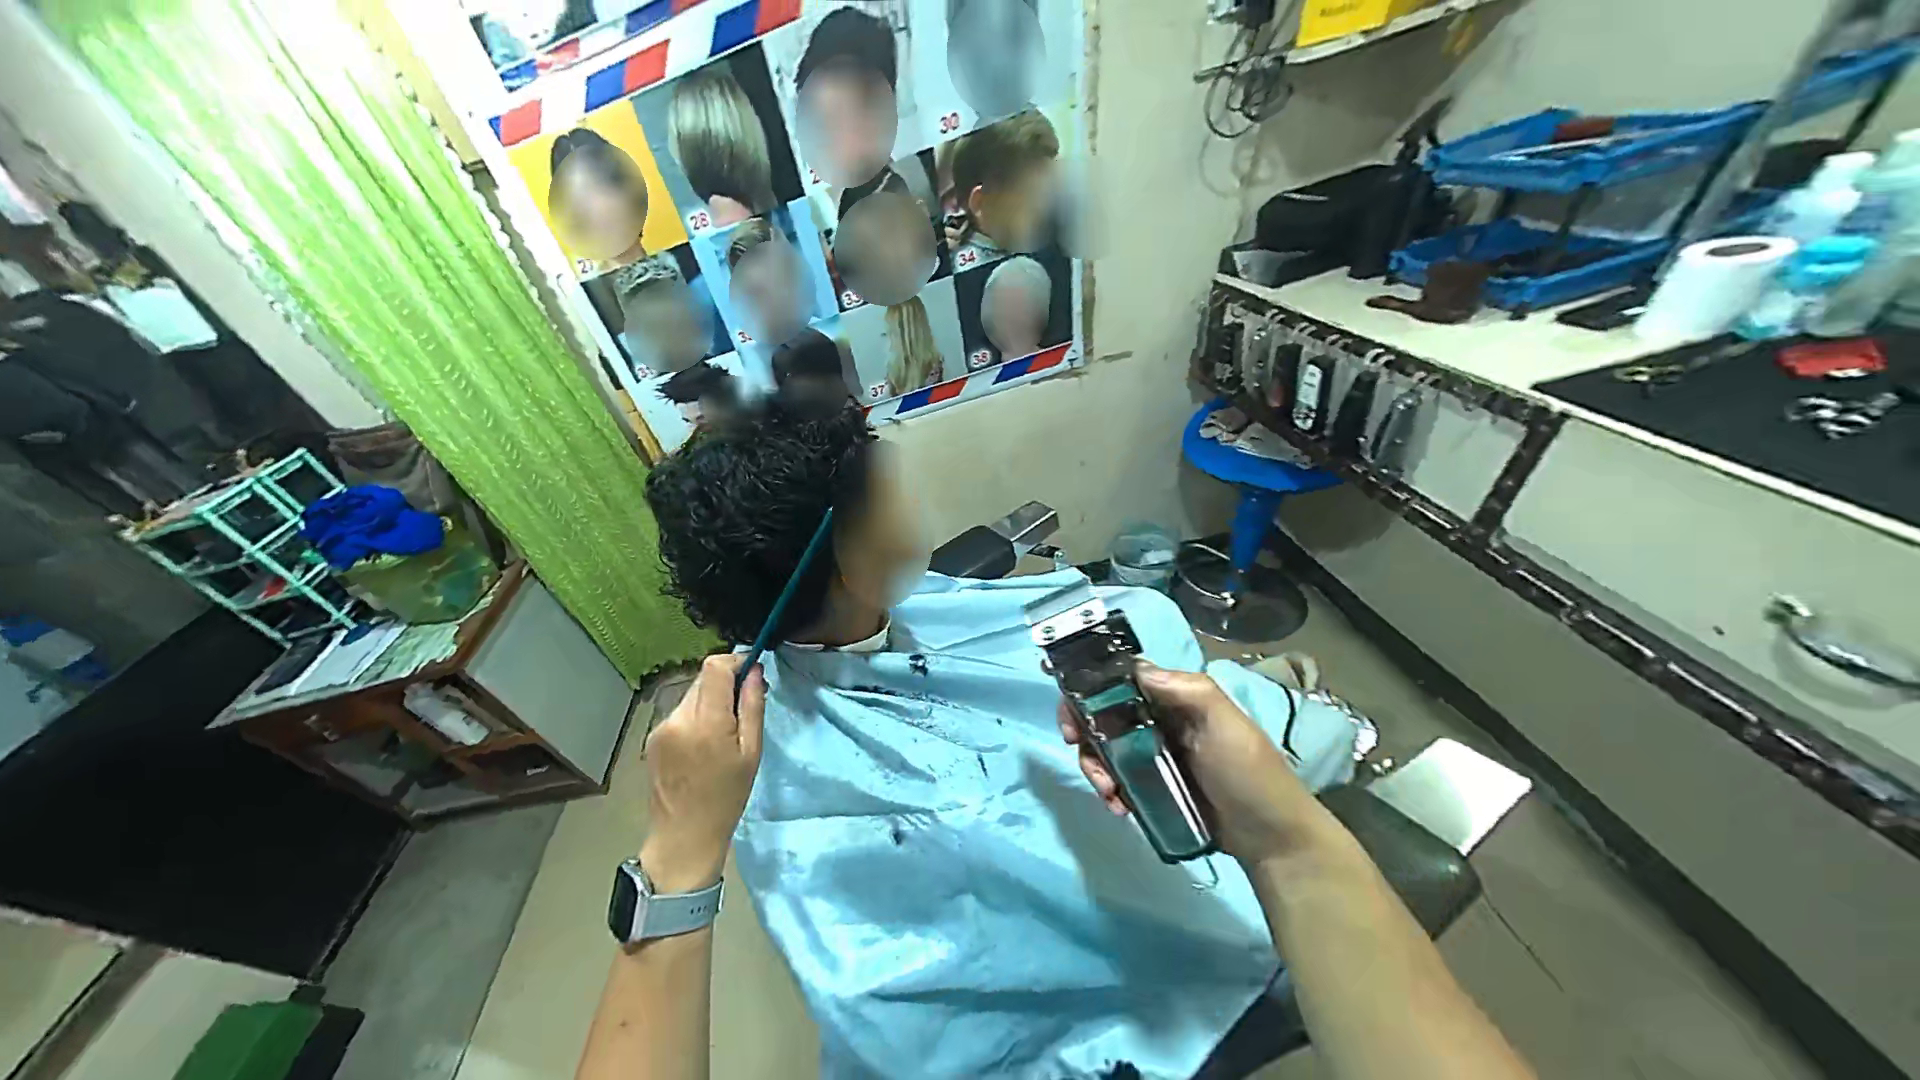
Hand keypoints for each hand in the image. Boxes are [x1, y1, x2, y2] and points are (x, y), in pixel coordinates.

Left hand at [639, 654, 766, 893]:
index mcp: (706, 721)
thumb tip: (754, 671)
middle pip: (703, 678)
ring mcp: (661, 728)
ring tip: (725, 732)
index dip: (736, 661)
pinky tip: (704, 744)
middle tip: (745, 707)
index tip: (752, 674)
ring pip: (692, 695)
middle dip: (726, 684)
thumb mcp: (751, 752)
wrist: (683, 837)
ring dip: (711, 701)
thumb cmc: (726, 797)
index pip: (715, 666)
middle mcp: (678, 718)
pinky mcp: (652, 738)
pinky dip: (696, 717)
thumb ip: (752, 706)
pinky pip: (680, 713)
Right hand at [1057, 660, 1334, 866]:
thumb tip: (1134, 669)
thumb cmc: (1248, 771)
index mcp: (1172, 697)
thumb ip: (1183, 690)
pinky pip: (1116, 779)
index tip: (1072, 709)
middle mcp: (1156, 720)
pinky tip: (1118, 806)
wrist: (1272, 838)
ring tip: (1108, 792)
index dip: (1088, 687)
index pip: (1120, 679)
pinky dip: (1109, 789)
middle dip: (1083, 729)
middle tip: (1076, 748)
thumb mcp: (1224, 721)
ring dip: (1094, 765)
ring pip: (1103, 748)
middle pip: (1102, 713)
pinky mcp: (1150, 786)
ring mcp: (1151, 755)